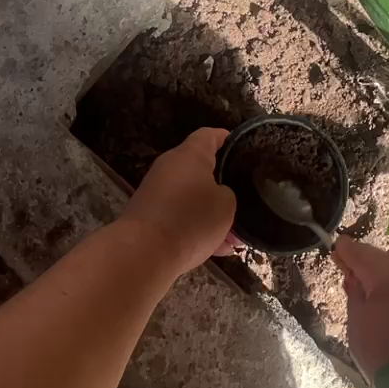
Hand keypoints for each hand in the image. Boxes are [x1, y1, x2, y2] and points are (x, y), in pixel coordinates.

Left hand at [119, 127, 236, 275]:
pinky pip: (180, 216)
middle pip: (201, 169)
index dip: (226, 138)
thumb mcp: (225, 205)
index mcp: (190, 155)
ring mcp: (157, 191)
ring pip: (192, 198)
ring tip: (235, 238)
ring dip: (212, 214)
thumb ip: (227, 194)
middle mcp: (170, 166)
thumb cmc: (190, 219)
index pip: (209, 135)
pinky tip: (216, 250)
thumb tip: (218, 196)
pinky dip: (196, 228)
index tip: (242, 147)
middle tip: (245, 202)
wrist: (144, 252)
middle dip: (223, 187)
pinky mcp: (149, 214)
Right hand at [333, 236, 388, 382]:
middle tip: (360, 292)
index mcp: (385, 271)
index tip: (336, 257)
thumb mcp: (358, 331)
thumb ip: (354, 298)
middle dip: (370, 266)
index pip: (357, 249)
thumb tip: (354, 278)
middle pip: (385, 255)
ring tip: (382, 309)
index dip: (343, 252)